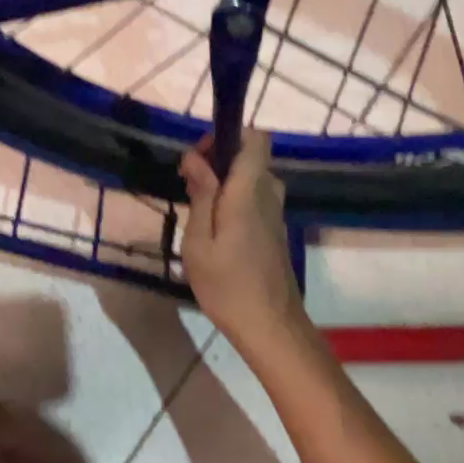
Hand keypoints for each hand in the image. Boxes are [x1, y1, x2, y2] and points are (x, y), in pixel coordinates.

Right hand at [178, 131, 304, 346]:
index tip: (198, 157)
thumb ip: (201, 195)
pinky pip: (254, 199)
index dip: (227, 136)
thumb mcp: (200, 241)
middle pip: (250, 158)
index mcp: (250, 192)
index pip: (255, 138)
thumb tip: (195, 157)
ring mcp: (275, 214)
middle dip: (218, 161)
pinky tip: (212, 229)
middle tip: (188, 185)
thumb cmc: (226, 285)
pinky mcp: (274, 231)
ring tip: (196, 208)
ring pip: (252, 179)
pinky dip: (233, 201)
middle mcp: (269, 195)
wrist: (269, 326)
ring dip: (224, 183)